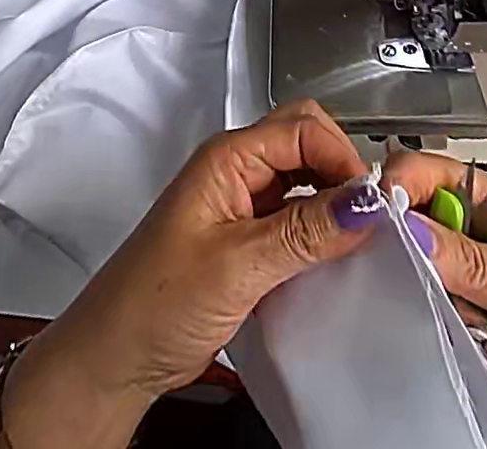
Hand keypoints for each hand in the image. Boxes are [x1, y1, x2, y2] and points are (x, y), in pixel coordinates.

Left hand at [0, 101, 380, 448]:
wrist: (115, 358)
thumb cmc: (152, 303)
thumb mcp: (238, 264)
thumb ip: (305, 230)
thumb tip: (363, 202)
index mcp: (228, 156)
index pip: (303, 129)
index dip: (342, 157)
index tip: (370, 200)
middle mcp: (237, 168)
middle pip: (306, 141)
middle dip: (341, 169)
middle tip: (367, 213)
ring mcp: (243, 199)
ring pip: (305, 175)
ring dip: (333, 199)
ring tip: (356, 236)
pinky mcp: (249, 231)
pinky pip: (298, 210)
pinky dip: (321, 224)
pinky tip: (333, 253)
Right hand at [383, 152, 486, 448]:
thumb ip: (479, 264)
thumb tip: (417, 230)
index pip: (437, 174)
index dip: (405, 180)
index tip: (379, 205)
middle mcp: (479, 242)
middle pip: (415, 218)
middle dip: (406, 242)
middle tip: (407, 264)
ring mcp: (469, 287)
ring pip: (414, 269)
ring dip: (422, 292)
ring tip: (460, 316)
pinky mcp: (461, 327)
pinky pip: (422, 315)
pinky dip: (426, 325)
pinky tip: (452, 338)